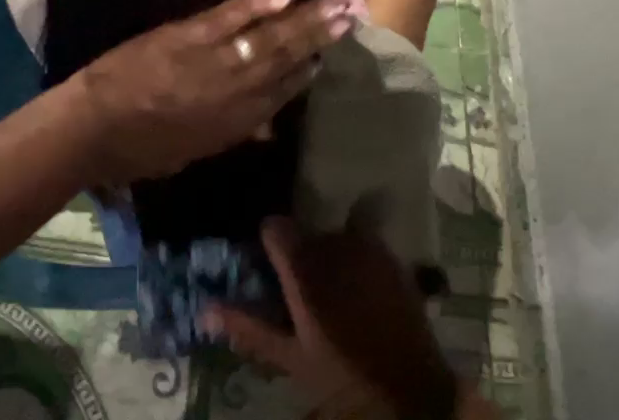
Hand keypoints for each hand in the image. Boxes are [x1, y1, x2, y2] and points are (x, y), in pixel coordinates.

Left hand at [72, 0, 348, 185]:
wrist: (91, 130)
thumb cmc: (138, 150)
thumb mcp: (192, 152)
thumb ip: (232, 133)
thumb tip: (268, 125)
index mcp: (234, 126)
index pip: (282, 96)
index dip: (307, 73)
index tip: (328, 55)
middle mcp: (233, 94)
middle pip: (285, 62)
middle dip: (319, 38)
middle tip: (351, 15)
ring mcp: (212, 62)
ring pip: (267, 39)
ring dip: (303, 20)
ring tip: (334, 2)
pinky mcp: (186, 37)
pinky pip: (228, 18)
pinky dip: (255, 5)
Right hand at [211, 218, 470, 419]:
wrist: (412, 393)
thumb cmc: (343, 378)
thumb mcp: (290, 358)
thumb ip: (248, 328)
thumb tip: (205, 310)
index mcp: (303, 267)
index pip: (275, 226)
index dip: (270, 243)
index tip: (271, 264)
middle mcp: (334, 245)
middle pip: (307, 231)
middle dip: (303, 251)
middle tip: (304, 287)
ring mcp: (368, 248)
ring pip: (337, 233)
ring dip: (332, 252)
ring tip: (335, 286)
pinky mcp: (394, 257)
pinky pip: (367, 241)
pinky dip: (360, 255)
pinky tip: (363, 287)